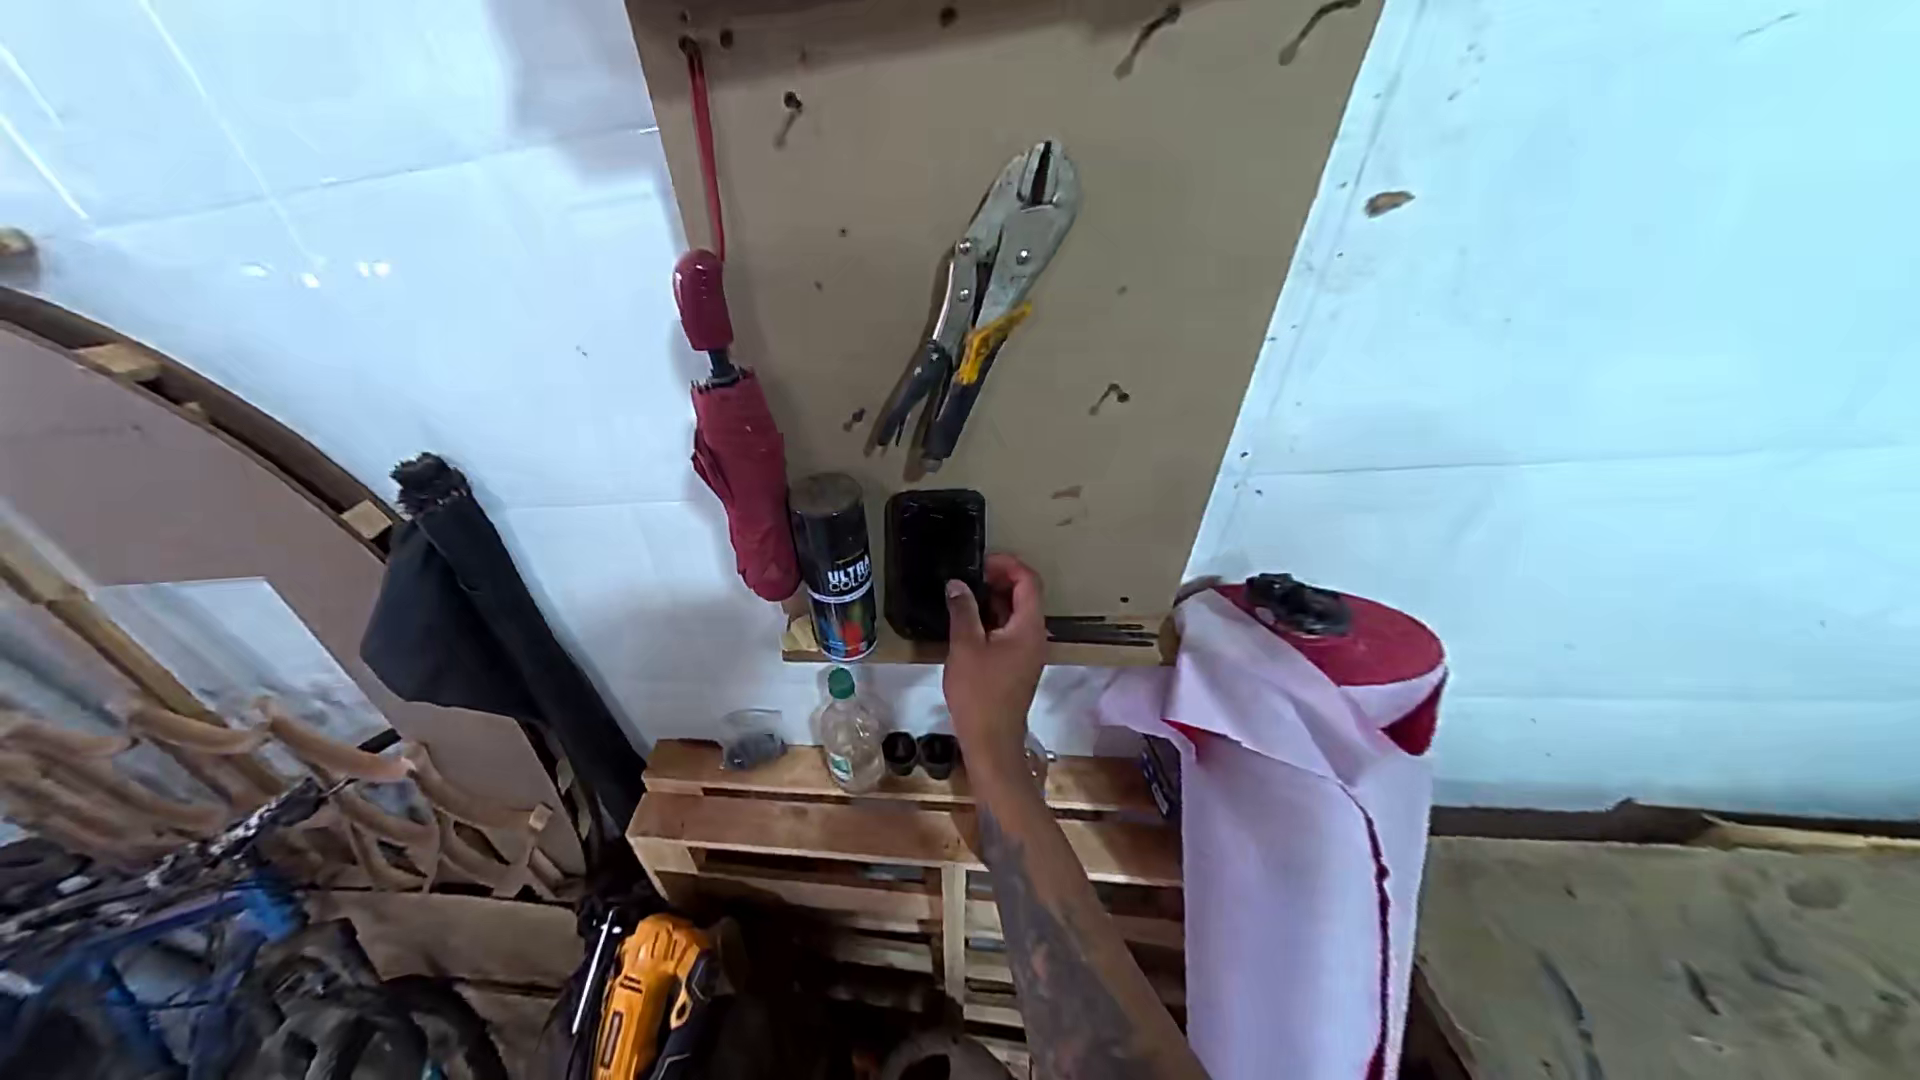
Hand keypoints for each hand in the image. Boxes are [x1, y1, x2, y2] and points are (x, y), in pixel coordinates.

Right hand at [943, 554, 1046, 779]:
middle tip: (971, 575)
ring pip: (1017, 613)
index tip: (982, 561)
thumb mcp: (965, 646)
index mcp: (1029, 627)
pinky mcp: (1018, 664)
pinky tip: (970, 620)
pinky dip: (994, 618)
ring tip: (966, 593)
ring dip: (996, 599)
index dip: (1008, 564)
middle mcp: (1036, 636)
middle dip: (1000, 579)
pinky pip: (1011, 630)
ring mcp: (1029, 651)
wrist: (991, 739)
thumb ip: (963, 610)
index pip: (1029, 582)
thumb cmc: (979, 692)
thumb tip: (957, 584)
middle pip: (1026, 595)